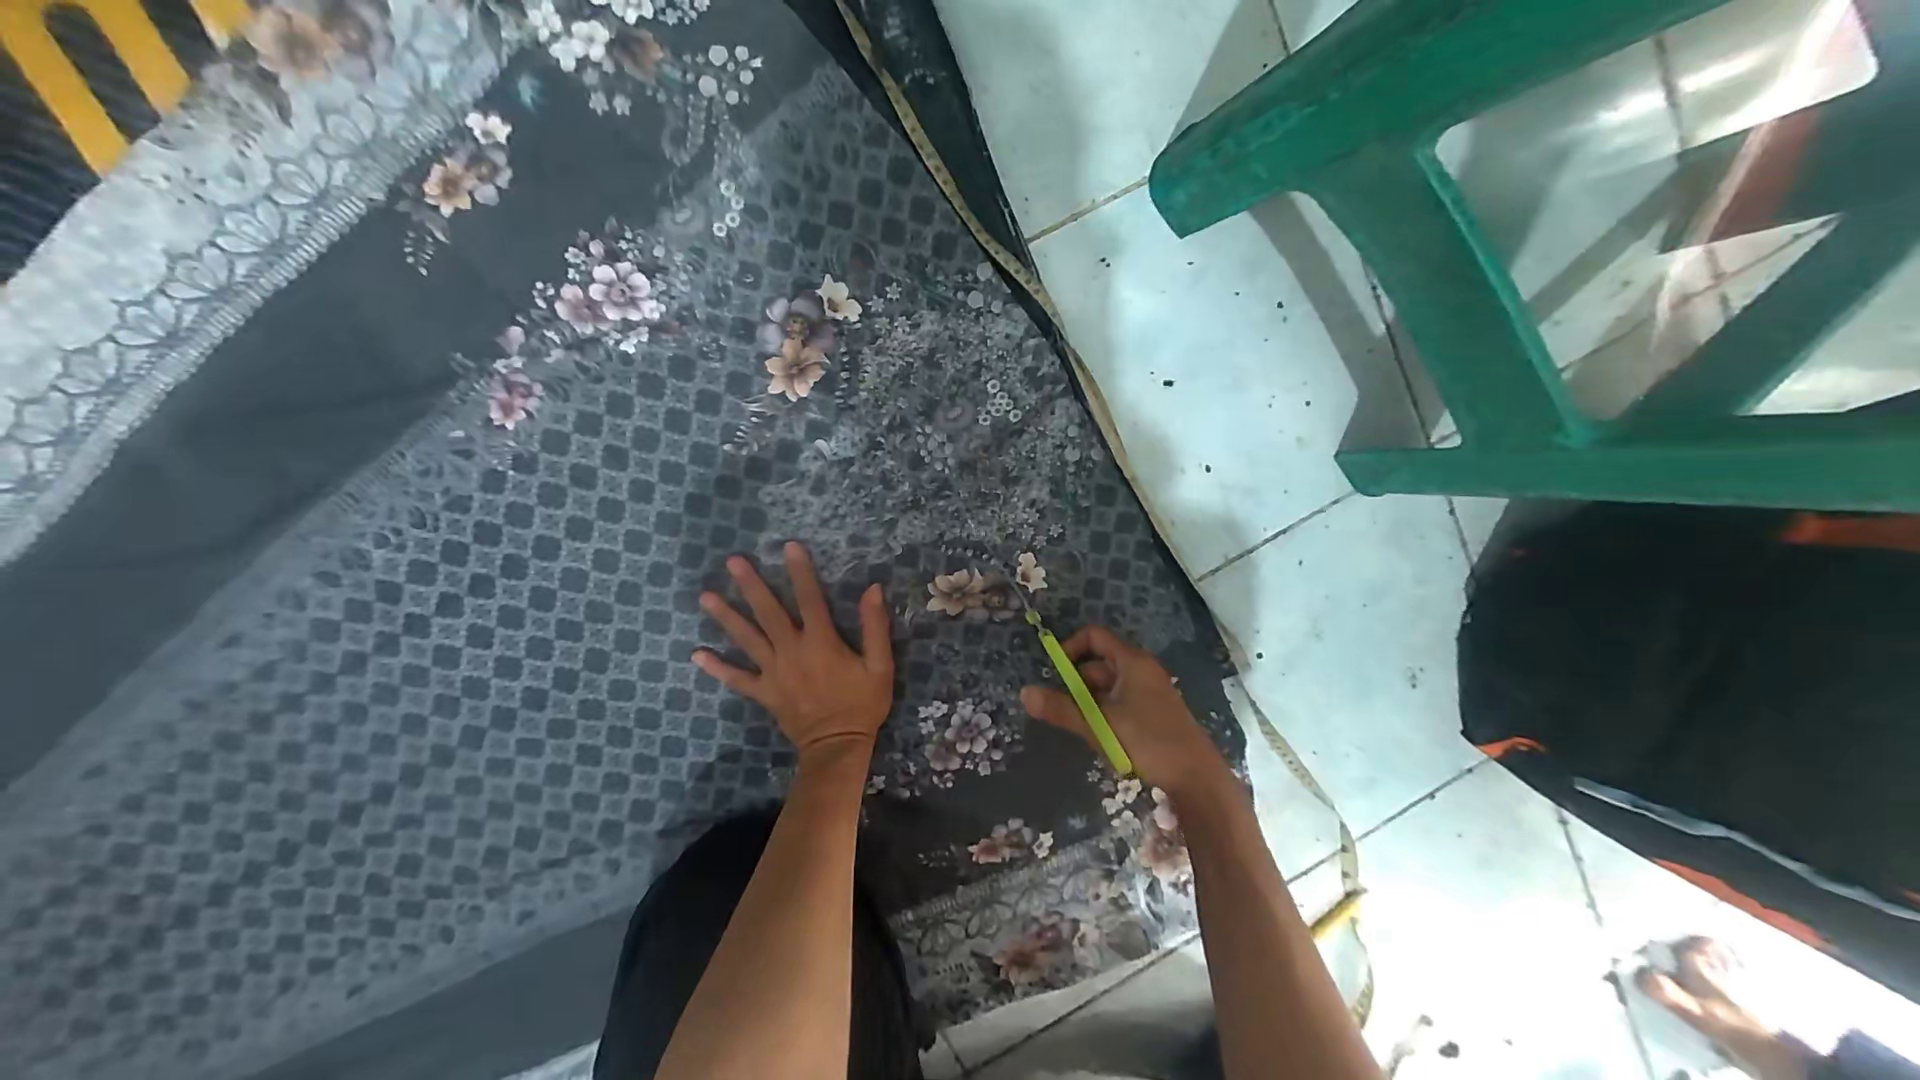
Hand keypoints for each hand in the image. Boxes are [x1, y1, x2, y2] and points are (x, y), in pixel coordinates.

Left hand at [692, 542, 893, 759]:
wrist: (838, 747)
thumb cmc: (863, 704)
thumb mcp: (880, 665)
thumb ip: (875, 627)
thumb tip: (872, 589)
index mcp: (821, 642)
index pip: (809, 599)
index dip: (800, 571)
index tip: (788, 546)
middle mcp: (792, 651)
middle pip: (768, 613)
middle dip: (751, 585)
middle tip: (732, 561)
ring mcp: (774, 672)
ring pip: (747, 640)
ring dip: (726, 617)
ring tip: (705, 596)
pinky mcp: (764, 693)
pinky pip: (738, 679)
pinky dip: (717, 668)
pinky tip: (696, 654)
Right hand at [1020, 625, 1227, 796]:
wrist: (1197, 777)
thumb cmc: (1148, 742)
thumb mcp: (1099, 725)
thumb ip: (1062, 709)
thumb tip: (1025, 693)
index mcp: (1132, 662)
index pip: (1094, 636)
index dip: (1070, 648)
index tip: (1055, 675)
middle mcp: (1142, 670)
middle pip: (1098, 662)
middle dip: (1076, 682)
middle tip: (1063, 708)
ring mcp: (1150, 691)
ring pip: (1108, 685)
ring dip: (1089, 701)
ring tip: (1081, 726)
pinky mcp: (1154, 712)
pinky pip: (1120, 701)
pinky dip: (1105, 711)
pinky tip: (1101, 736)